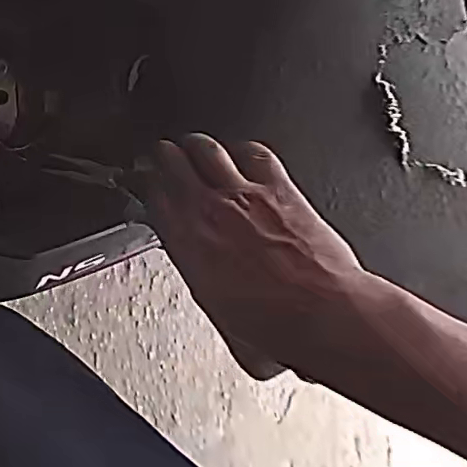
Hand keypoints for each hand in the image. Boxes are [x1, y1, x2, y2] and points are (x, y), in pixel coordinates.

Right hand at [148, 135, 389, 381]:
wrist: (322, 315)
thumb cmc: (273, 323)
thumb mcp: (214, 308)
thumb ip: (202, 280)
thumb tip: (207, 283)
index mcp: (186, 242)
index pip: (153, 194)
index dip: (145, 182)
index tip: (145, 181)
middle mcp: (209, 211)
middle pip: (172, 162)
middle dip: (163, 154)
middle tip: (161, 153)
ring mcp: (244, 195)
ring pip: (207, 149)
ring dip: (197, 145)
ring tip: (192, 143)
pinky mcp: (279, 189)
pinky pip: (255, 153)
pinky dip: (243, 149)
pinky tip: (242, 152)